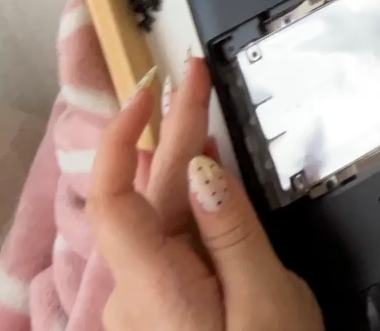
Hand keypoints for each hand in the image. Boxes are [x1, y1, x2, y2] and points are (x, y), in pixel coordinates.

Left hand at [89, 57, 322, 330]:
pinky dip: (188, 192)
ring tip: (199, 109)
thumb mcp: (262, 296)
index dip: (126, 135)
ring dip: (180, 157)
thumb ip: (232, 231)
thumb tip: (206, 167)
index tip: (151, 87)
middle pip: (146, 195)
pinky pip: (173, 236)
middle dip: (169, 127)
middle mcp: (138, 290)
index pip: (117, 197)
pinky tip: (202, 174)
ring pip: (162, 213)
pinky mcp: (166, 305)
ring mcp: (149, 300)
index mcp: (158, 285)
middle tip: (192, 74)